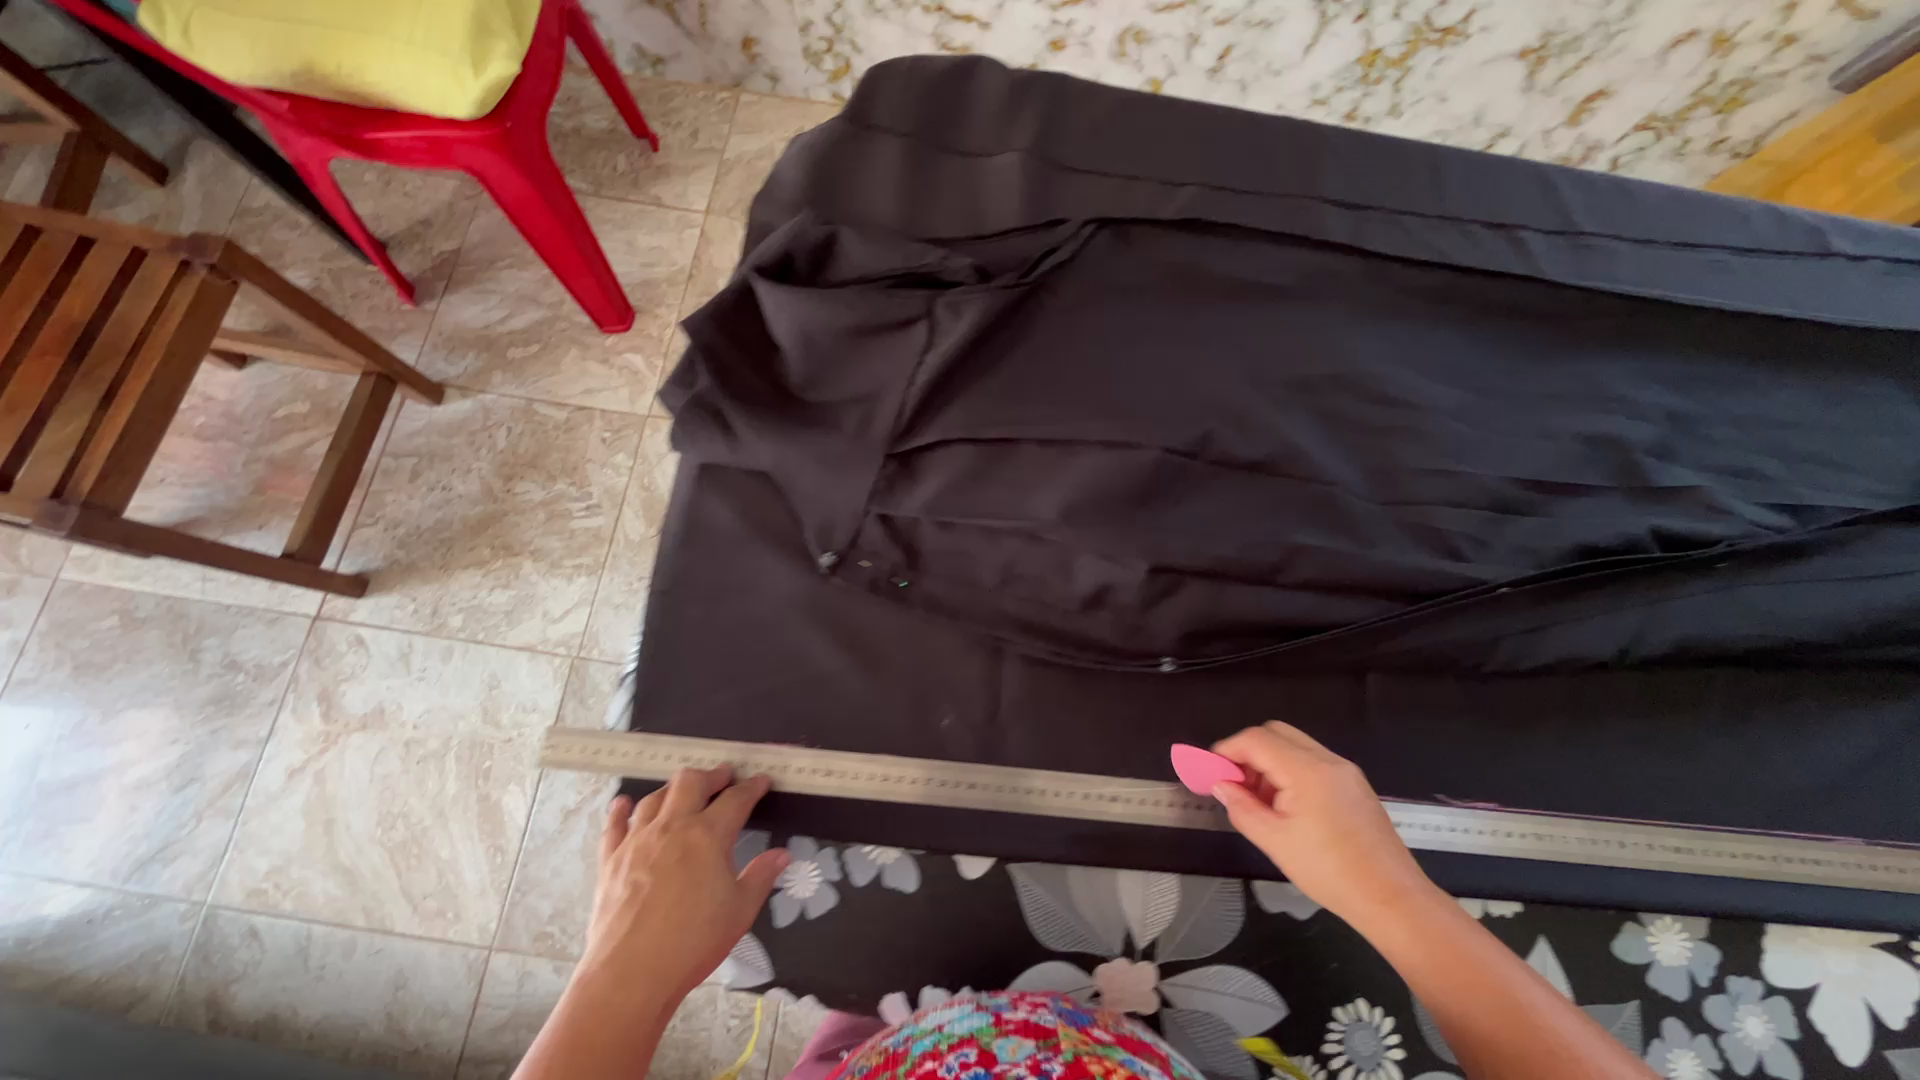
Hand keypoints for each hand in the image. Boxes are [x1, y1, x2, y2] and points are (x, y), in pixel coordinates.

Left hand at [580, 766, 789, 1004]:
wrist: (631, 973)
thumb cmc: (694, 942)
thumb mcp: (740, 911)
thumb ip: (761, 876)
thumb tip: (782, 854)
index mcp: (708, 835)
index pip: (736, 799)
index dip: (752, 787)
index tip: (761, 780)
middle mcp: (672, 827)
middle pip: (690, 783)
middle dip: (711, 775)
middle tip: (724, 776)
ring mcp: (637, 841)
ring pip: (655, 798)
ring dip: (673, 788)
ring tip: (684, 790)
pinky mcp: (610, 860)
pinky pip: (615, 825)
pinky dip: (622, 809)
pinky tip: (625, 803)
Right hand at [1211, 722, 1441, 926]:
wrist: (1391, 898)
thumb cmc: (1328, 871)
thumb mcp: (1274, 841)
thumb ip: (1241, 807)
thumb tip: (1220, 785)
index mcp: (1307, 770)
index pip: (1256, 739)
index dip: (1227, 750)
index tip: (1210, 772)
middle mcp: (1328, 760)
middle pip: (1276, 733)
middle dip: (1248, 752)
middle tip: (1234, 784)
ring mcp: (1345, 771)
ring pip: (1295, 746)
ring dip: (1269, 762)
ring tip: (1259, 800)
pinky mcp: (1355, 785)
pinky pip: (1313, 762)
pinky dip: (1290, 771)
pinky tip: (1286, 806)